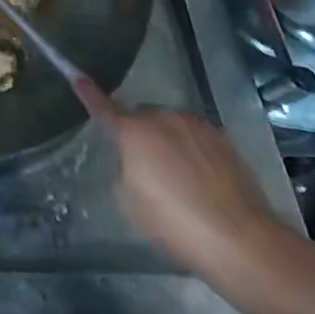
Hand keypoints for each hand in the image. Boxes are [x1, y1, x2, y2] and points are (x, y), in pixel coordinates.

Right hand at [74, 80, 286, 278]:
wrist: (237, 237)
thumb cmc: (173, 222)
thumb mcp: (130, 201)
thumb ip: (125, 168)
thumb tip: (137, 159)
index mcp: (134, 132)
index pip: (104, 108)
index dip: (88, 94)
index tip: (77, 76)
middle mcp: (164, 118)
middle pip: (142, 118)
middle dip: (140, 135)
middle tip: (147, 171)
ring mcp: (196, 124)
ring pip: (171, 125)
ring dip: (168, 141)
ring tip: (180, 180)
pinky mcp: (222, 137)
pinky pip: (195, 136)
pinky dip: (192, 150)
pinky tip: (202, 180)